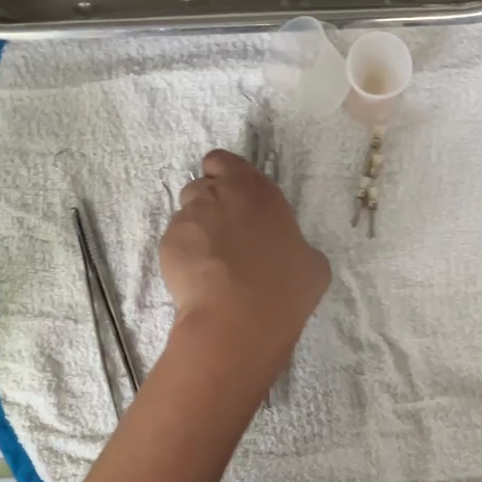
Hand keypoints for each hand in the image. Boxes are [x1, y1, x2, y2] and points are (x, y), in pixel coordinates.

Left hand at [160, 149, 329, 369]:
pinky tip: (201, 282)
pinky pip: (175, 245)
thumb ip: (296, 245)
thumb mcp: (312, 265)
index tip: (231, 201)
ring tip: (211, 265)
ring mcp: (189, 218)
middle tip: (226, 242)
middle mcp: (219, 195)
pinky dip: (185, 258)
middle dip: (210, 209)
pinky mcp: (168, 245)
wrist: (239, 320)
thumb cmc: (283, 289)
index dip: (223, 177)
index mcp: (257, 191)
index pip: (223, 161)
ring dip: (197, 232)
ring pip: (186, 216)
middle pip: (202, 188)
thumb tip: (289, 251)